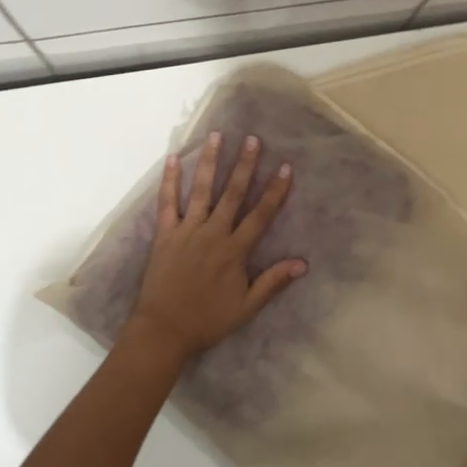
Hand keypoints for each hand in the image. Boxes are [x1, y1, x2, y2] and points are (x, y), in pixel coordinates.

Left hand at [128, 132, 300, 359]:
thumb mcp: (246, 307)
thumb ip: (273, 282)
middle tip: (253, 139)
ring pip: (201, 190)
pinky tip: (172, 158)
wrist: (164, 329)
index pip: (261, 215)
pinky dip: (169, 180)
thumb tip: (302, 263)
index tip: (285, 167)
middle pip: (233, 194)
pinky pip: (167, 202)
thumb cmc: (208, 320)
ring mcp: (187, 230)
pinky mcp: (165, 233)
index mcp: (235, 251)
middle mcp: (213, 233)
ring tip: (217, 136)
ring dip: (210, 162)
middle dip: (245, 165)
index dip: (275, 191)